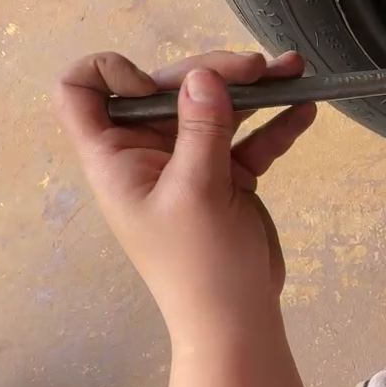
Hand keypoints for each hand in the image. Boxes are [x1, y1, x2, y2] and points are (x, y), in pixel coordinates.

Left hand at [54, 51, 316, 340]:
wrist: (237, 318)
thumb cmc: (199, 264)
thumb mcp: (197, 192)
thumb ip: (202, 130)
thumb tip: (204, 74)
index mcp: (116, 156)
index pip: (81, 92)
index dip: (112, 73)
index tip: (158, 86)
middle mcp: (148, 153)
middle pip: (170, 91)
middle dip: (213, 73)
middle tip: (260, 69)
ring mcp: (191, 164)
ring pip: (216, 110)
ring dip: (255, 90)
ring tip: (293, 69)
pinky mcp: (228, 177)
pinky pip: (250, 139)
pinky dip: (276, 124)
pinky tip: (304, 109)